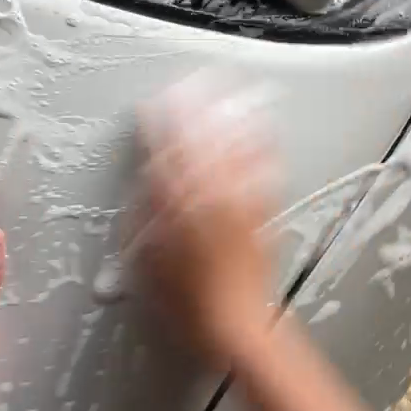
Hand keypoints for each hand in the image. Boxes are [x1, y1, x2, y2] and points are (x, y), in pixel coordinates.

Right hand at [134, 72, 278, 367]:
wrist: (234, 327)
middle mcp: (213, 199)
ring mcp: (242, 205)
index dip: (157, 126)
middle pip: (205, 142)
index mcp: (179, 209)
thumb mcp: (147, 261)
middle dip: (196, 109)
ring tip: (230, 91)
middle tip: (191, 83)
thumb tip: (148, 184)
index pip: (164, 155)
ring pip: (237, 151)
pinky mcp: (263, 215)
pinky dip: (260, 145)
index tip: (150, 106)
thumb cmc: (184, 303)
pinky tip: (261, 130)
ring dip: (231, 118)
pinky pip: (264, 170)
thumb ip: (146, 218)